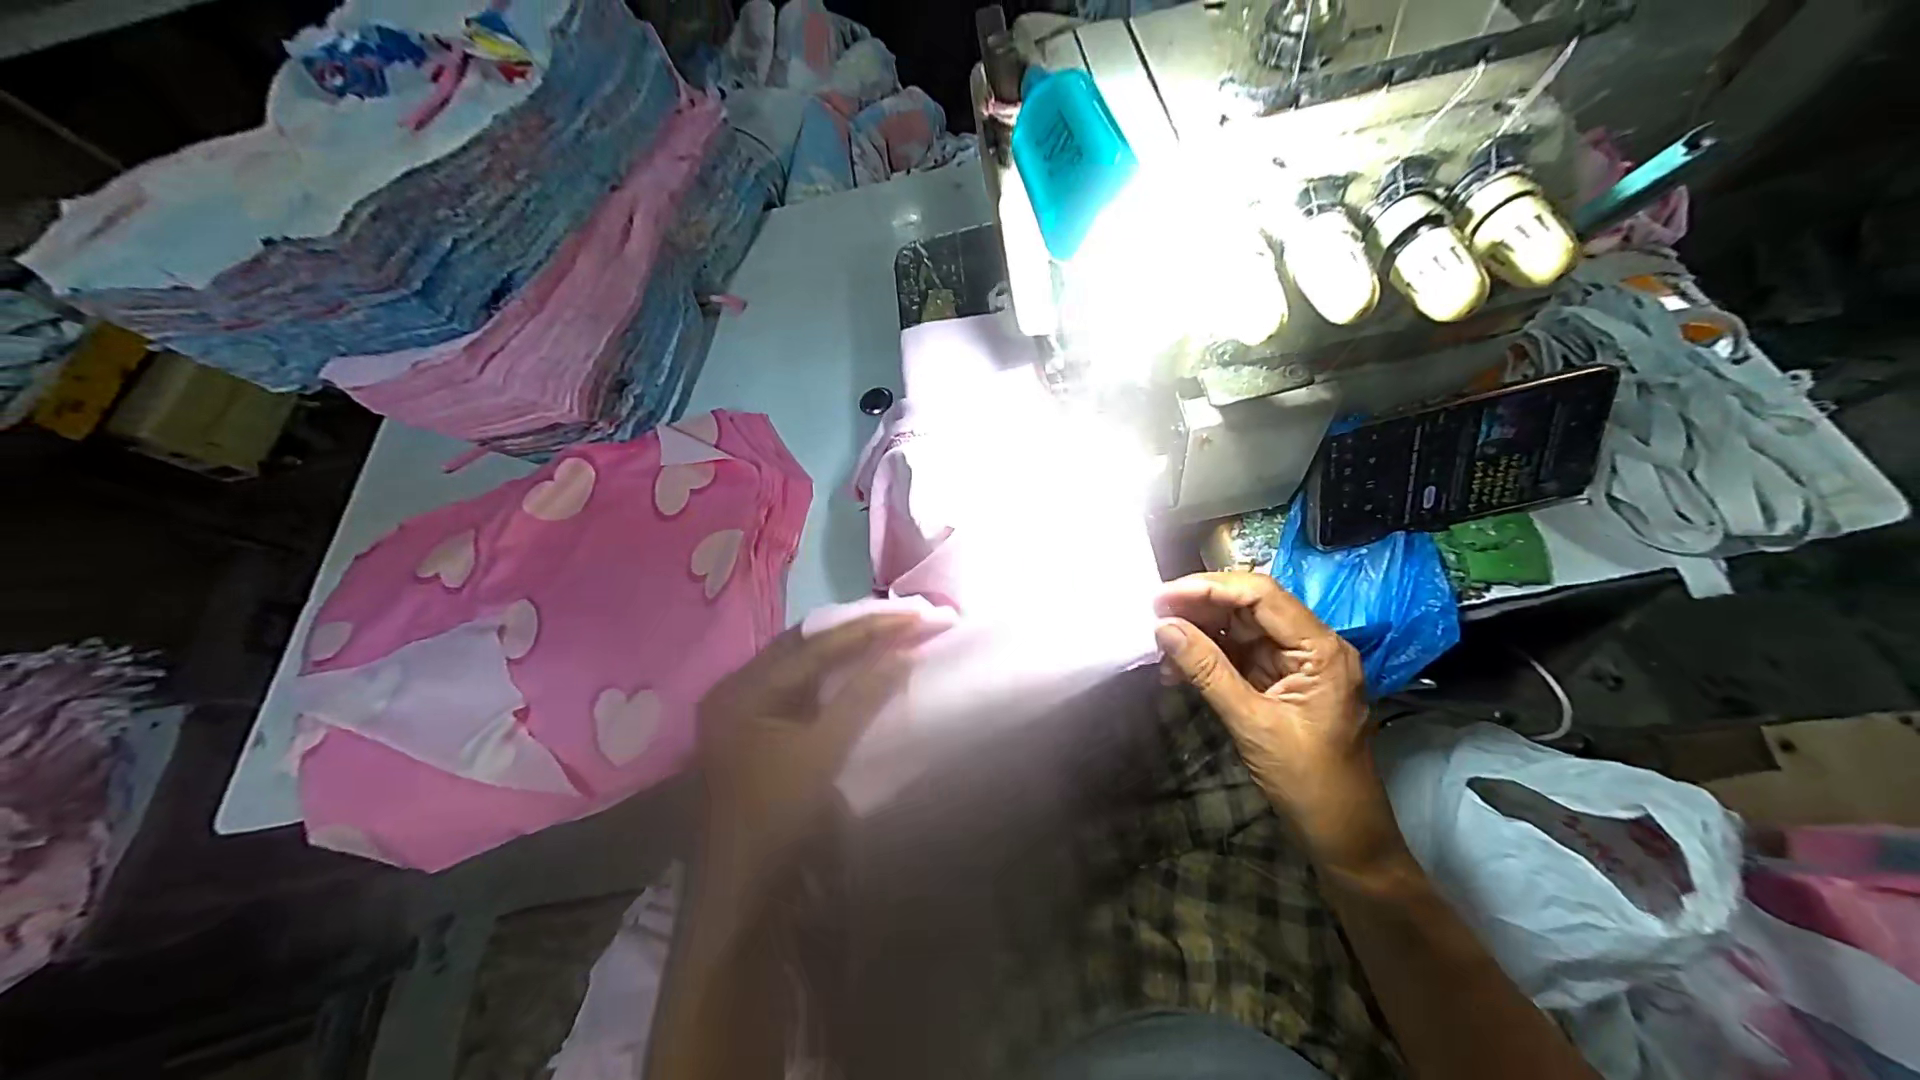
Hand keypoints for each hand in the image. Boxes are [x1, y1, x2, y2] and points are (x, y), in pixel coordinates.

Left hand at [696, 613, 926, 890]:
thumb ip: (861, 698)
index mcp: (741, 690)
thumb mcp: (822, 754)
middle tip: (902, 619)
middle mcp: (734, 691)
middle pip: (802, 647)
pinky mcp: (755, 735)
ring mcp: (742, 713)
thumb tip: (903, 653)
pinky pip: (798, 692)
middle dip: (854, 632)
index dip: (866, 627)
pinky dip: (831, 680)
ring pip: (800, 667)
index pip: (813, 645)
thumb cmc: (777, 820)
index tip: (913, 615)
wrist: (742, 898)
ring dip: (843, 653)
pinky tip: (859, 673)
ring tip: (888, 636)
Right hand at [1154, 573, 1382, 856]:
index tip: (1163, 597)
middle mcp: (1310, 646)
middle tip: (1152, 615)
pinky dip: (1206, 656)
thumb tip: (1164, 628)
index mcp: (1320, 649)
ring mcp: (1293, 663)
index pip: (1261, 596)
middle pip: (1248, 607)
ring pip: (1238, 629)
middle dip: (1198, 608)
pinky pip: (1236, 654)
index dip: (1209, 588)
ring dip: (1198, 633)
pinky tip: (1177, 666)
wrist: (1342, 835)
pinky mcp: (1278, 681)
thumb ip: (1207, 670)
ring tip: (1159, 643)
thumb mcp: (1253, 723)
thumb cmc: (1310, 782)